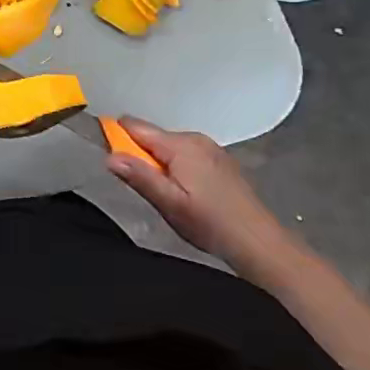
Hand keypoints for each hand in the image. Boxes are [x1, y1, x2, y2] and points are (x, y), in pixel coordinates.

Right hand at [104, 118, 301, 274]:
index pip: (134, 126)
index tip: (111, 158)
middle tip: (146, 189)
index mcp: (180, 145)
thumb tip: (109, 155)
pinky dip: (175, 167)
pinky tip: (185, 193)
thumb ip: (139, 176)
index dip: (116, 136)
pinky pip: (184, 154)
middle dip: (140, 155)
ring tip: (167, 195)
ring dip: (158, 164)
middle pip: (152, 136)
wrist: (259, 242)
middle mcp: (195, 139)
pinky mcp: (219, 160)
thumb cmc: (210, 223)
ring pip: (168, 147)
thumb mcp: (169, 203)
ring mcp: (210, 148)